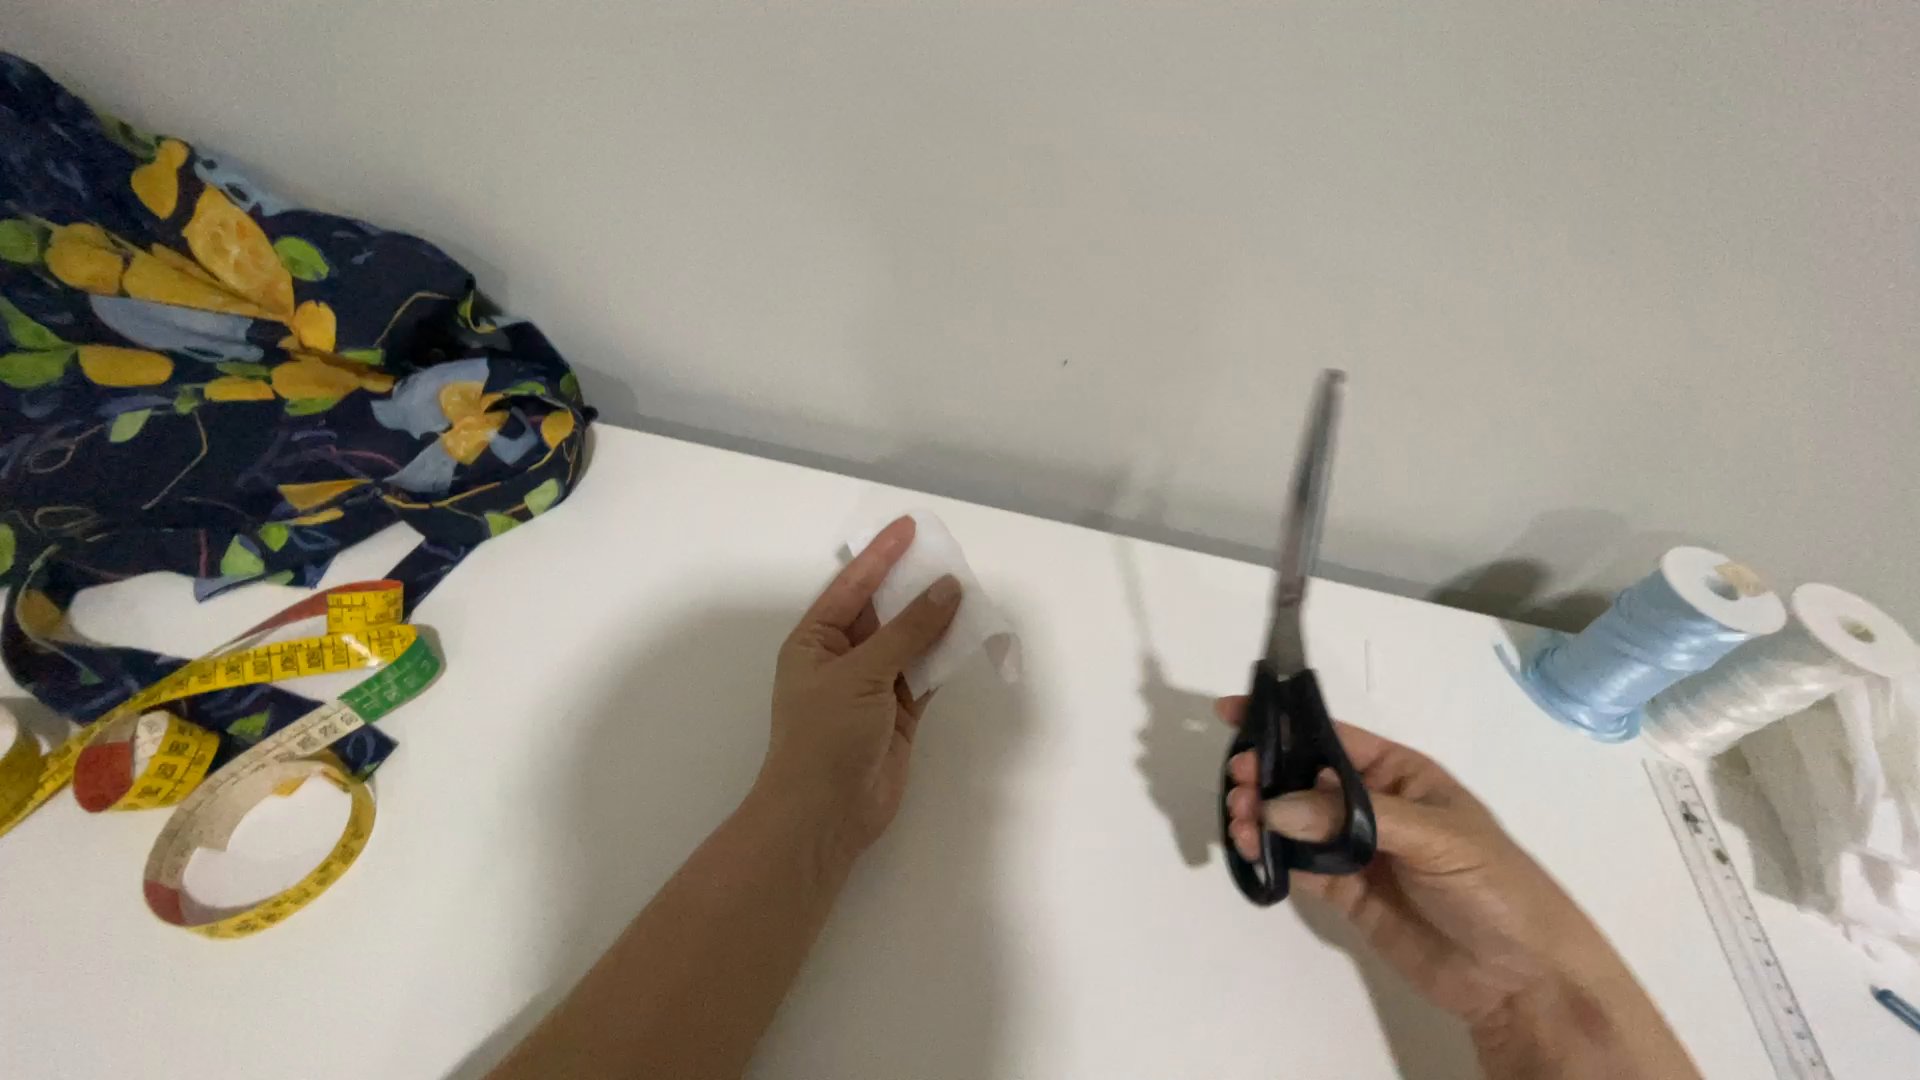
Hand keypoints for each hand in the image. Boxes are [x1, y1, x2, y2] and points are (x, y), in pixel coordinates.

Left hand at [759, 516, 960, 873]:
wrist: (826, 814)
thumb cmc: (826, 735)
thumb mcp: (861, 674)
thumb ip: (908, 631)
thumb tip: (947, 589)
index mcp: (816, 640)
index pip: (852, 586)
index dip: (881, 555)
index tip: (910, 527)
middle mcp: (844, 657)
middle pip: (884, 610)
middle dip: (912, 584)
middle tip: (946, 554)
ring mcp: (873, 685)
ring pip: (910, 640)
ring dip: (934, 619)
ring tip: (965, 587)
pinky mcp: (899, 711)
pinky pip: (925, 672)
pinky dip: (945, 655)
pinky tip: (967, 631)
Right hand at [1220, 699, 1700, 1077]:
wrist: (1525, 984)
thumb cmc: (1496, 888)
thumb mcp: (1435, 837)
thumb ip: (1352, 817)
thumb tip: (1276, 807)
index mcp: (1397, 775)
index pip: (1330, 736)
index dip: (1282, 722)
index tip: (1232, 712)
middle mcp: (1369, 804)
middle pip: (1301, 776)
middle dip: (1264, 772)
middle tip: (1238, 781)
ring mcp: (1353, 847)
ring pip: (1291, 818)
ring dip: (1260, 813)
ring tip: (1241, 819)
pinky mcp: (1343, 890)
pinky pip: (1296, 862)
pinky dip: (1268, 852)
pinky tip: (1252, 848)